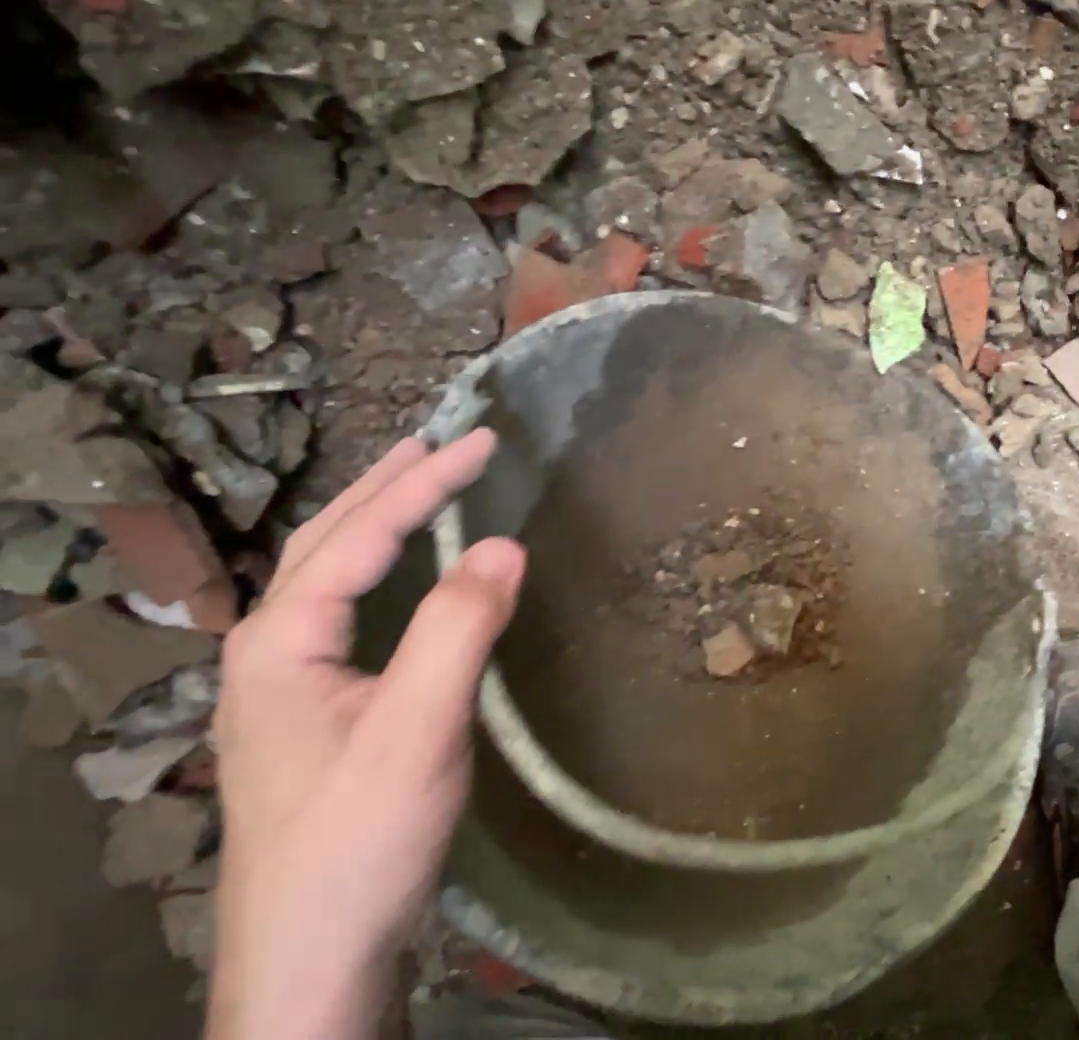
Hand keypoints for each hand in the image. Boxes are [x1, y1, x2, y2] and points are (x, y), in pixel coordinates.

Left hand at [209, 430, 525, 1039]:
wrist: (314, 946)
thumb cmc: (362, 834)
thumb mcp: (418, 727)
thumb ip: (458, 629)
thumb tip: (504, 542)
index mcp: (280, 642)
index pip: (357, 537)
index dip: (423, 483)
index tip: (482, 440)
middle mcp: (269, 651)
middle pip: (324, 542)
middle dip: (386, 483)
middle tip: (444, 438)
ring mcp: (285, 683)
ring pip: (329, 576)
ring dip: (378, 519)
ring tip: (423, 481)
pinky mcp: (313, 710)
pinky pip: (347, 610)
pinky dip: (381, 567)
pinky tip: (404, 572)